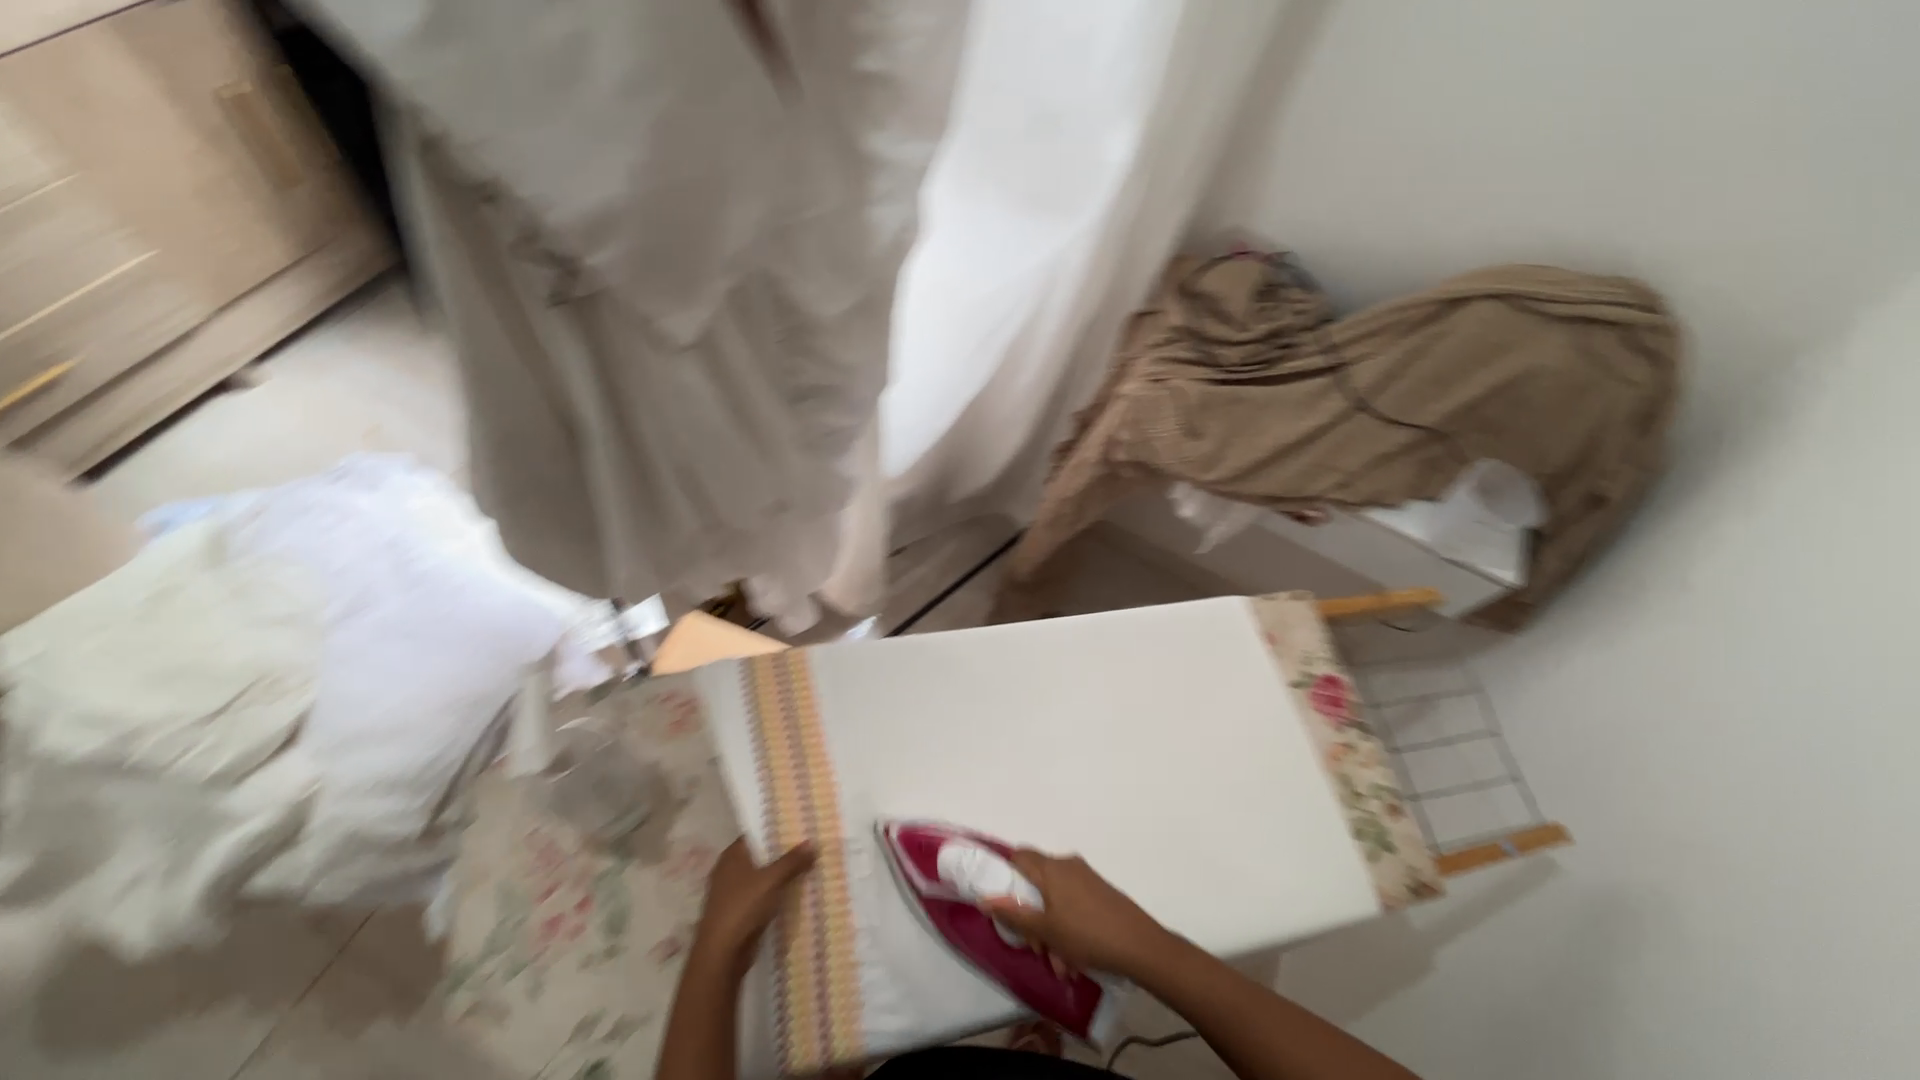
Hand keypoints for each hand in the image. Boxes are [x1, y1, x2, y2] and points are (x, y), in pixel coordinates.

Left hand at [691, 837, 815, 977]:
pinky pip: (763, 894)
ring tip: (811, 865)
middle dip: (784, 852)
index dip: (777, 829)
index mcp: (732, 855)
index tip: (801, 826)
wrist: (721, 954)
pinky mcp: (740, 911)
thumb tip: (812, 843)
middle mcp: (730, 869)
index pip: (756, 834)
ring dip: (783, 874)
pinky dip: (777, 892)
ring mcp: (733, 892)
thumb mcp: (771, 880)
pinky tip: (798, 891)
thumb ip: (792, 861)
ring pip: (763, 876)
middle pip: (761, 855)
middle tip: (812, 845)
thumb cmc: (742, 908)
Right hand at [983, 850, 1174, 979]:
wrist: (1140, 946)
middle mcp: (1068, 866)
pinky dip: (1069, 930)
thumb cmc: (1086, 934)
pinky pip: (1074, 907)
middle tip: (1037, 948)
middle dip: (1032, 918)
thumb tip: (984, 898)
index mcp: (1051, 868)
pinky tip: (1076, 960)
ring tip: (1061, 966)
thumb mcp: (1044, 929)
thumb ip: (1013, 913)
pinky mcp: (1101, 894)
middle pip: (1037, 884)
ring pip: (1056, 901)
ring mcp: (1087, 879)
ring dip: (1052, 932)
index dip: (1005, 874)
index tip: (1003, 902)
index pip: (1019, 856)